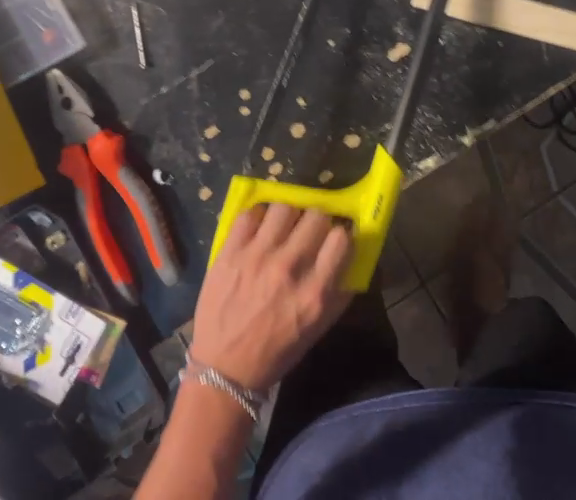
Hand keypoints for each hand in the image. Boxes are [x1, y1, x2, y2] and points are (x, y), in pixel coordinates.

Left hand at [188, 204, 353, 389]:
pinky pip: (250, 214)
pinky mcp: (230, 253)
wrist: (223, 368)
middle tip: (309, 232)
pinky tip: (259, 231)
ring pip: (285, 208)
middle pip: (316, 216)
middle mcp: (289, 269)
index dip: (341, 235)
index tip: (334, 240)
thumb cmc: (276, 351)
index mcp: (315, 292)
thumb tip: (351, 255)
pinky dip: (258, 218)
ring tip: (283, 228)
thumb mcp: (318, 328)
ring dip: (289, 216)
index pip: (341, 239)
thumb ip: (339, 292)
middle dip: (317, 222)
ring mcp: (257, 257)